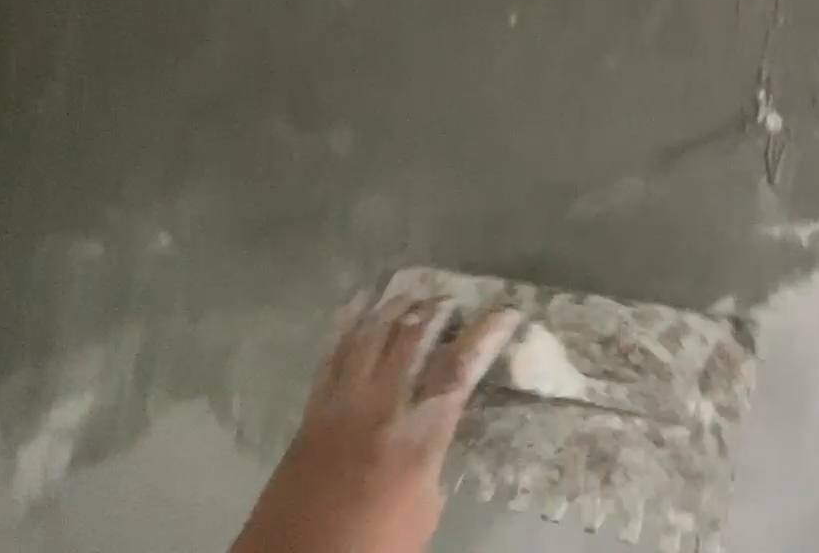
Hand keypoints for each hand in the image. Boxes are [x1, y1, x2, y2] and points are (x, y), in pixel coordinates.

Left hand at [230, 293, 524, 552]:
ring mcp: (341, 405)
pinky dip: (346, 323)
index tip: (506, 312)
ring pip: (370, 337)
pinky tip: (357, 303)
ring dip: (393, 308)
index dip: (485, 335)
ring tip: (412, 291)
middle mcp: (380, 408)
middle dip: (434, 311)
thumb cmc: (372, 547)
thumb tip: (437, 423)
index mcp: (416, 438)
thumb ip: (432, 455)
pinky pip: (331, 354)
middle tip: (450, 298)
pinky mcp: (312, 411)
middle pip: (411, 339)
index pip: (458, 370)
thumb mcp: (423, 508)